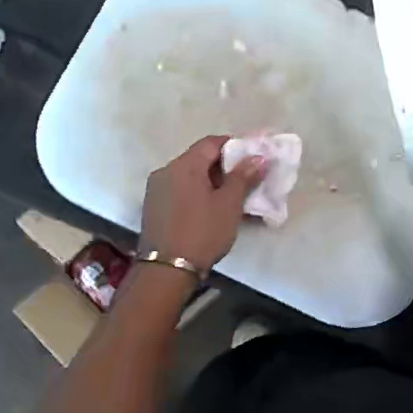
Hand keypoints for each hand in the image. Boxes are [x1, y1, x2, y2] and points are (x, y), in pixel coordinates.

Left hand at [139, 135, 266, 271]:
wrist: (167, 269)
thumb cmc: (203, 232)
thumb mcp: (229, 205)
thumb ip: (243, 177)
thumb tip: (258, 157)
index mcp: (184, 165)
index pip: (211, 143)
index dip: (235, 146)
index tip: (253, 157)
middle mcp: (166, 171)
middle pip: (198, 159)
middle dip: (223, 166)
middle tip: (246, 180)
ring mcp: (156, 190)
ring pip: (188, 177)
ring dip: (210, 182)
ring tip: (230, 197)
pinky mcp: (153, 208)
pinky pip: (179, 191)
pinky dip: (197, 194)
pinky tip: (210, 209)